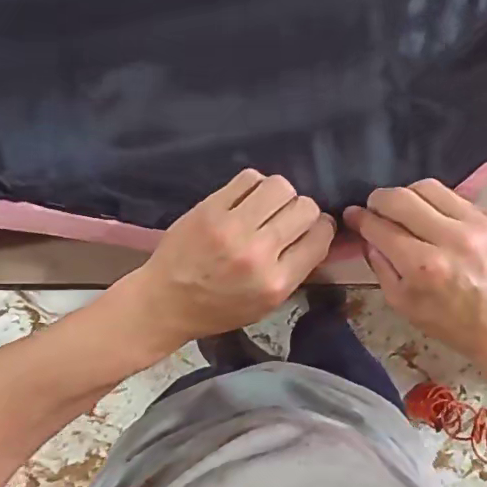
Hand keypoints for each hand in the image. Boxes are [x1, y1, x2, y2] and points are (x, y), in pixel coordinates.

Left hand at [119, 169, 335, 346]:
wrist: (165, 302)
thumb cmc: (218, 308)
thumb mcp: (266, 304)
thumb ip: (294, 270)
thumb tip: (316, 232)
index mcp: (276, 283)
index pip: (320, 237)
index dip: (321, 227)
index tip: (311, 228)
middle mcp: (258, 253)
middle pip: (304, 208)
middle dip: (302, 210)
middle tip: (285, 218)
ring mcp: (231, 228)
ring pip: (280, 186)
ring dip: (279, 194)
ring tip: (266, 206)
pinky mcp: (209, 209)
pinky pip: (248, 178)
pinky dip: (253, 185)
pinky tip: (245, 199)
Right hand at [343, 181, 486, 381]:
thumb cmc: (449, 322)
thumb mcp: (402, 303)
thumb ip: (380, 266)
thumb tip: (368, 236)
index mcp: (423, 266)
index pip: (380, 227)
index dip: (360, 218)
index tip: (352, 214)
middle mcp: (449, 239)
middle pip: (400, 198)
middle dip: (379, 200)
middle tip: (374, 208)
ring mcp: (474, 224)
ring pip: (427, 187)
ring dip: (407, 195)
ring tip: (402, 210)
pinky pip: (452, 196)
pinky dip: (435, 204)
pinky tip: (433, 219)